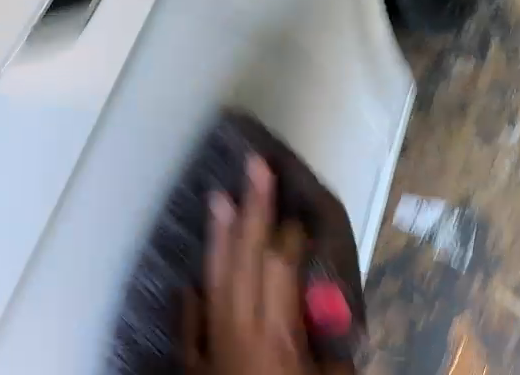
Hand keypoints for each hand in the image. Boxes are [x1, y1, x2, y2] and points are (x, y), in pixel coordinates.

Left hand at [187, 155, 314, 374]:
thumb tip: (332, 314)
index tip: (298, 214)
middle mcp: (237, 335)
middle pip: (245, 260)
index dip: (290, 234)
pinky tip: (189, 281)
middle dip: (253, 210)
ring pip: (214, 283)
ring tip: (218, 196)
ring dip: (218, 239)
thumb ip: (332, 350)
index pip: (280, 265)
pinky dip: (190, 304)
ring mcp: (209, 354)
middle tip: (255, 165)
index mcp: (275, 336)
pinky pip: (187, 332)